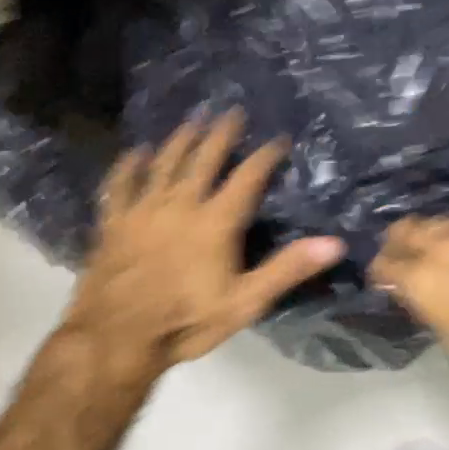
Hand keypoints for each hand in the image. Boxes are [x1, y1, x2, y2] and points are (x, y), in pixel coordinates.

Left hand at [61, 111, 345, 378]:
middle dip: (220, 135)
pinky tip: (136, 153)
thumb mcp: (246, 302)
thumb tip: (334, 243)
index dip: (265, 156)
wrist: (117, 336)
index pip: (247, 178)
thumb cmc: (186, 322)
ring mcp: (143, 211)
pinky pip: (121, 184)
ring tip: (192, 121)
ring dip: (180, 140)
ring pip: (164, 164)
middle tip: (231, 112)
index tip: (279, 139)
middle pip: (203, 159)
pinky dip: (130, 165)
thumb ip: (287, 269)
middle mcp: (180, 205)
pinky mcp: (114, 223)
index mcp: (216, 222)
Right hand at [369, 210, 448, 372]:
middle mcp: (439, 244)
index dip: (380, 271)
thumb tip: (406, 287)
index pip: (385, 263)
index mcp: (421, 277)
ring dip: (433, 234)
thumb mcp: (446, 328)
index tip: (384, 277)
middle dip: (399, 242)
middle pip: (404, 228)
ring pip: (438, 221)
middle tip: (406, 255)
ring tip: (442, 250)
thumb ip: (421, 300)